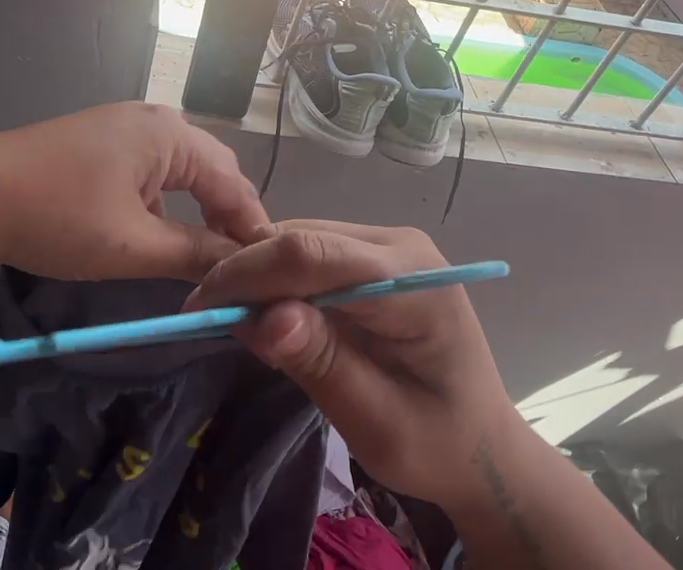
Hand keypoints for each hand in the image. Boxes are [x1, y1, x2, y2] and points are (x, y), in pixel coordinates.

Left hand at [0, 102, 268, 282]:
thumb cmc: (56, 216)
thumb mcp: (131, 244)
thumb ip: (194, 255)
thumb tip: (243, 273)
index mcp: (169, 133)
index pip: (233, 183)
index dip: (253, 230)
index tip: (270, 276)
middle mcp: (152, 121)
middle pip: (210, 172)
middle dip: (228, 220)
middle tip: (243, 272)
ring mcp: (121, 130)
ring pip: (179, 175)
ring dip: (196, 215)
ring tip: (210, 262)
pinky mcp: (97, 147)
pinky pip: (149, 175)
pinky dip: (163, 207)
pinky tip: (163, 239)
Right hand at [184, 221, 516, 509]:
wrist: (482, 444)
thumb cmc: (438, 444)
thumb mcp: (379, 423)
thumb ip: (323, 365)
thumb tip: (261, 318)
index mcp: (413, 279)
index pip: (313, 255)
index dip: (250, 275)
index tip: (200, 309)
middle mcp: (398, 244)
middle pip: (300, 239)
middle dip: (246, 274)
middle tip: (205, 320)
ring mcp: (385, 245)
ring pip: (297, 239)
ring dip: (258, 277)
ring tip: (237, 324)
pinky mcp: (370, 255)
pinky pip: (308, 252)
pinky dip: (277, 280)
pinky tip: (270, 317)